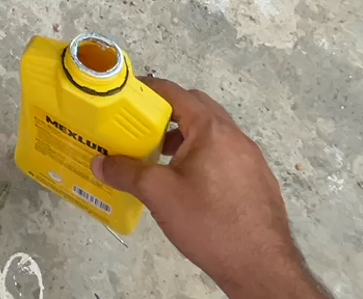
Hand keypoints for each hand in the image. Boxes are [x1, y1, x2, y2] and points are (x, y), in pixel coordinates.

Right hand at [91, 78, 327, 298]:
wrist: (265, 274)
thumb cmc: (209, 223)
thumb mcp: (157, 194)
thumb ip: (124, 171)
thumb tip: (98, 163)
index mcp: (213, 131)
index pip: (177, 92)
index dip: (148, 89)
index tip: (125, 95)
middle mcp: (237, 139)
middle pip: (198, 107)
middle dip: (168, 110)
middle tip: (141, 124)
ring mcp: (253, 162)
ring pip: (213, 133)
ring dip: (186, 134)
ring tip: (162, 156)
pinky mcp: (260, 184)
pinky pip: (226, 154)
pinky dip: (203, 155)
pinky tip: (189, 183)